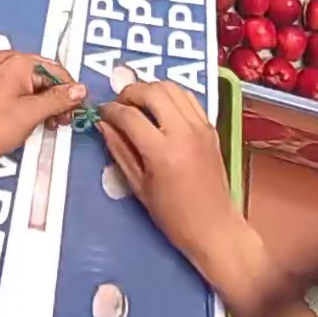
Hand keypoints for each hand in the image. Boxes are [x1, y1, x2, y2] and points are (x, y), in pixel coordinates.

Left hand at [0, 50, 85, 169]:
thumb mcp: (29, 115)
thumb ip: (57, 100)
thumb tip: (80, 89)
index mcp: (20, 62)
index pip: (58, 71)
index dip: (71, 94)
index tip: (75, 115)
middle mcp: (9, 60)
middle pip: (46, 76)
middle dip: (57, 99)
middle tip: (61, 123)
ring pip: (33, 84)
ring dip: (44, 104)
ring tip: (47, 125)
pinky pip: (19, 89)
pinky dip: (29, 104)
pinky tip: (29, 121)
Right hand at [98, 81, 265, 301]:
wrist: (216, 229)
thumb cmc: (174, 216)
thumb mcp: (139, 186)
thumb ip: (119, 150)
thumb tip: (103, 124)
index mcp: (162, 152)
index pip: (129, 115)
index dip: (110, 110)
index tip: (101, 113)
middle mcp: (183, 132)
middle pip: (150, 92)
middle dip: (129, 93)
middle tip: (119, 105)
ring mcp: (199, 127)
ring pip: (171, 87)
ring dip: (150, 89)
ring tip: (139, 103)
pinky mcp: (210, 127)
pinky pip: (188, 97)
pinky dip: (170, 95)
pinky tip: (161, 108)